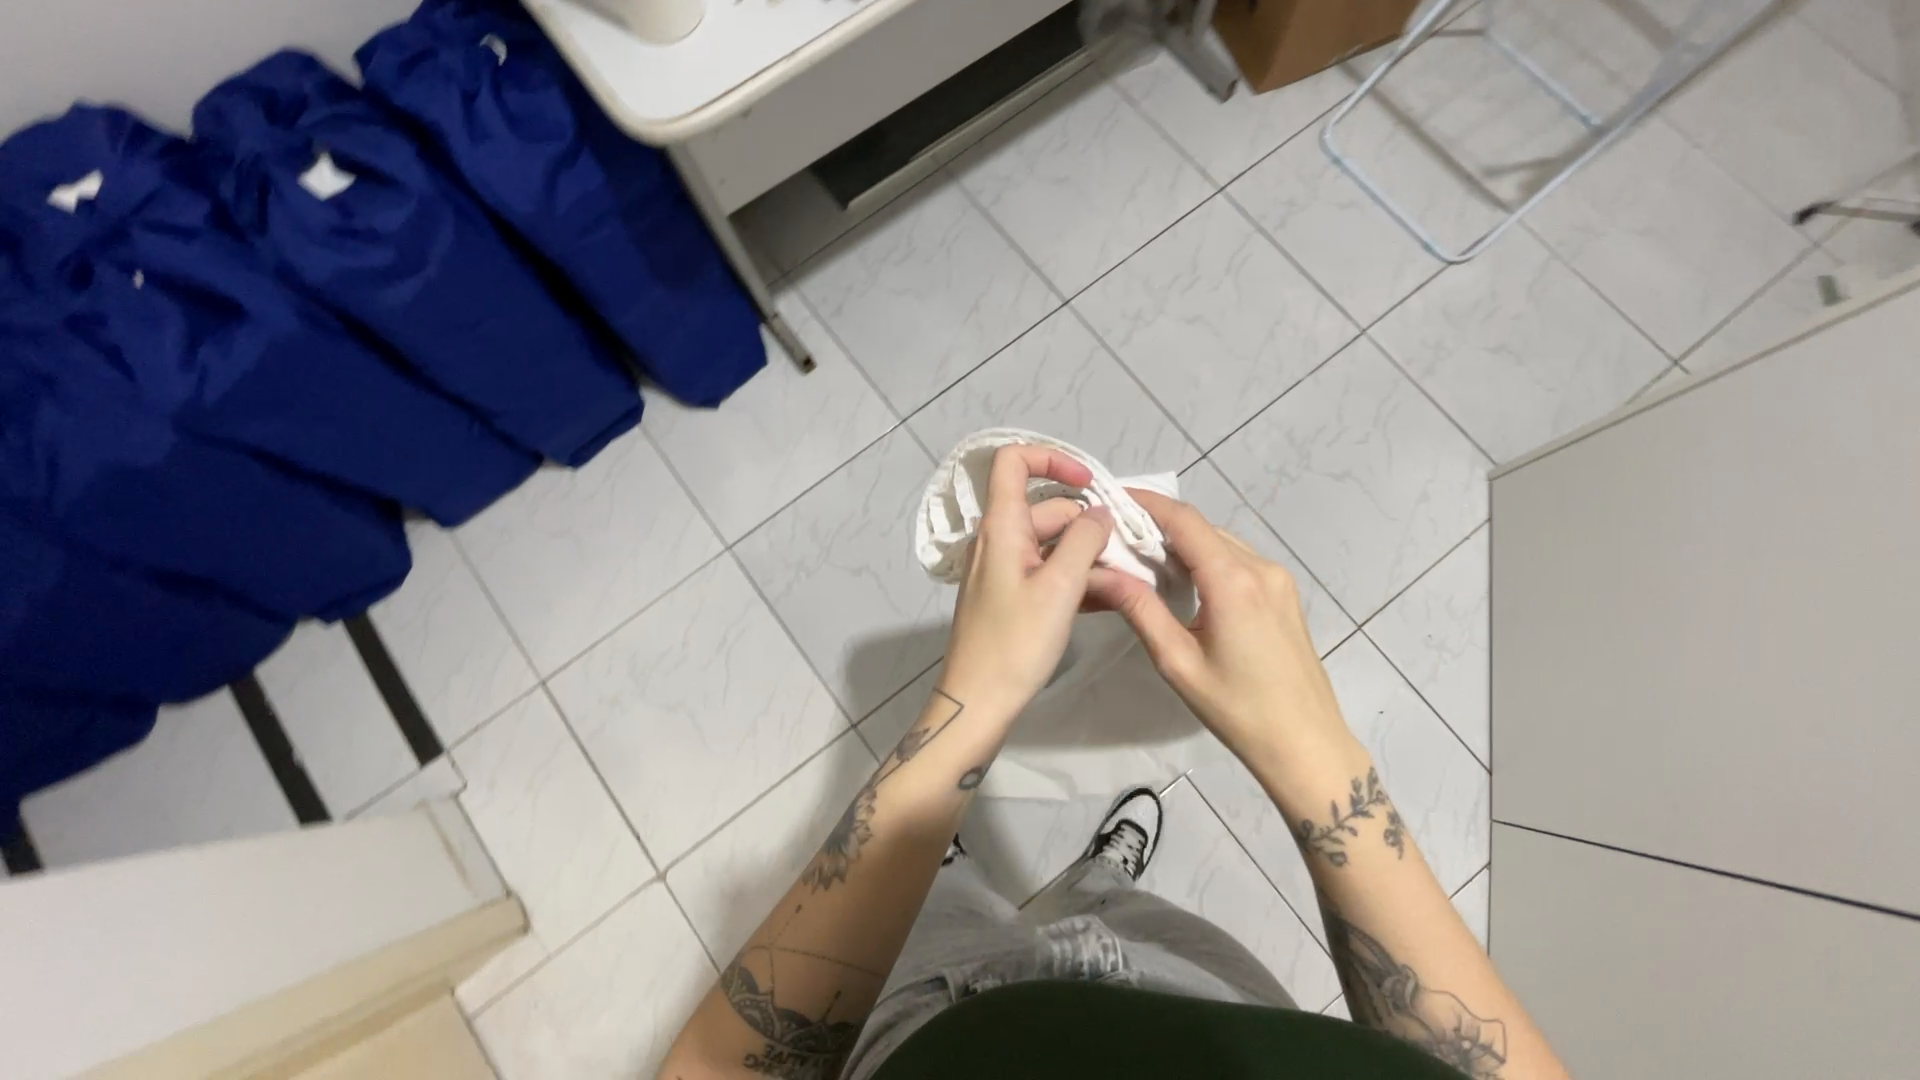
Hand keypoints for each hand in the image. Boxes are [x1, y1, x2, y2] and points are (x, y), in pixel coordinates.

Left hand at [940, 445, 1114, 720]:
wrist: (978, 702)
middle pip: (1046, 509)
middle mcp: (998, 541)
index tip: (1089, 483)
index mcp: (1001, 527)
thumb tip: (1100, 513)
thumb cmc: (1016, 642)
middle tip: (1129, 550)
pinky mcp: (1010, 597)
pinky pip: (1046, 573)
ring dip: (1088, 556)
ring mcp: (1003, 570)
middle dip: (1088, 524)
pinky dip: (1075, 579)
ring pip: (1051, 545)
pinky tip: (1108, 598)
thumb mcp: (1059, 587)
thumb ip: (1084, 541)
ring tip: (1128, 578)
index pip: (1013, 462)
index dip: (1052, 459)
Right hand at [1087, 490, 1358, 772]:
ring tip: (1142, 558)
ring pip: (1220, 542)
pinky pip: (1238, 560)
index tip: (1111, 498)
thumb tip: (1099, 573)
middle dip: (1158, 524)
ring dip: (1182, 542)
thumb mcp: (1177, 661)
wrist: (1305, 743)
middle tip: (1116, 536)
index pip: (1184, 520)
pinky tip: (1183, 580)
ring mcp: (1277, 579)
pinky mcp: (1284, 594)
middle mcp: (1260, 568)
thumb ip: (1139, 609)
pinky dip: (1205, 559)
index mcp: (1233, 581)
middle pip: (1202, 528)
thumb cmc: (1237, 709)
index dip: (1146, 503)